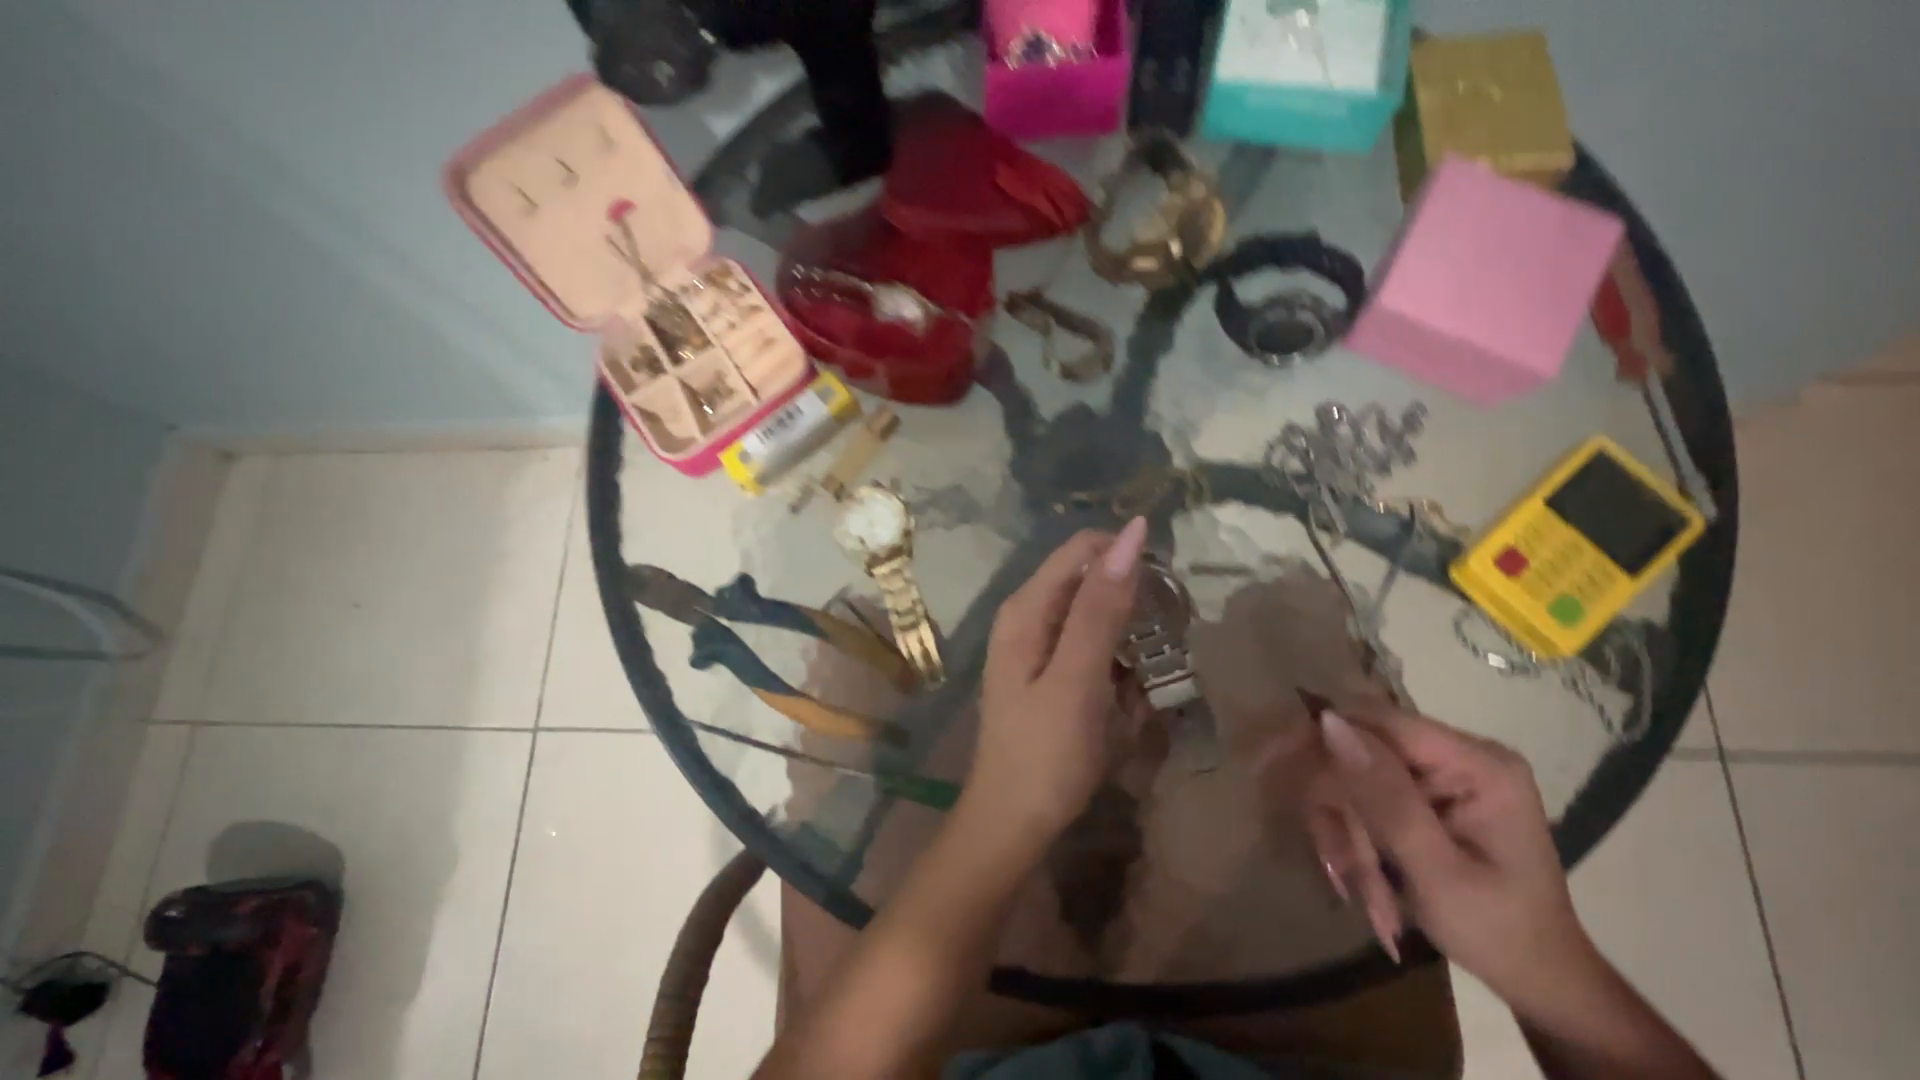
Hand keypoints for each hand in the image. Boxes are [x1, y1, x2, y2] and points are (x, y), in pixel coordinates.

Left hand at [964, 518, 1148, 842]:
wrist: (1013, 824)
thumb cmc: (1045, 753)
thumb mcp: (1078, 677)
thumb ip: (1102, 607)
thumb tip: (1131, 533)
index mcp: (1026, 609)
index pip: (1083, 549)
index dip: (1128, 557)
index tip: (1170, 591)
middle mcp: (1028, 619)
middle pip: (1090, 580)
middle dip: (1133, 600)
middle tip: (1172, 637)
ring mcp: (1039, 649)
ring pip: (1097, 618)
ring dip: (1131, 639)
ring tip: (1153, 673)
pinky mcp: (1052, 678)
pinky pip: (1094, 652)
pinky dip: (1118, 667)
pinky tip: (1132, 698)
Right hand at [1307, 708, 1600, 1008]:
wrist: (1537, 978)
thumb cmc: (1496, 930)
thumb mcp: (1436, 871)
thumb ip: (1385, 797)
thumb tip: (1330, 724)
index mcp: (1478, 764)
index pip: (1382, 721)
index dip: (1326, 738)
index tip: (1272, 765)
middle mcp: (1461, 758)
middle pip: (1363, 757)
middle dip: (1345, 820)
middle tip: (1343, 878)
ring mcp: (1444, 778)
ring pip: (1356, 784)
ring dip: (1349, 842)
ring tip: (1368, 900)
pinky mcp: (1428, 799)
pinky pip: (1368, 803)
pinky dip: (1358, 846)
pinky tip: (1368, 888)